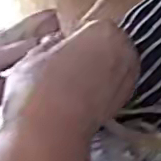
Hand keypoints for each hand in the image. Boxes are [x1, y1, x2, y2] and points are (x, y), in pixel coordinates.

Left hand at [0, 10, 58, 153]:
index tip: (80, 55)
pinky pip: (18, 34)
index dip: (65, 43)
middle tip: (67, 54)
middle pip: (42, 19)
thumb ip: (3, 87)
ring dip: (48, 32)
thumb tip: (42, 68)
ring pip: (30, 24)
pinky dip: (34, 37)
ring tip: (56, 55)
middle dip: (61, 29)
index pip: (43, 37)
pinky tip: (34, 57)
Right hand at [2, 21, 139, 140]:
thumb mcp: (29, 61)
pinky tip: (85, 99)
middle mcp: (124, 43)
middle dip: (91, 54)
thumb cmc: (36, 90)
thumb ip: (47, 45)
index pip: (91, 29)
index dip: (74, 43)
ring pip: (114, 62)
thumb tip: (55, 40)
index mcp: (102, 30)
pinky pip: (118, 81)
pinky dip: (106, 86)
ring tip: (73, 89)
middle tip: (66, 73)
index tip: (60, 56)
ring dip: (101, 69)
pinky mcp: (132, 88)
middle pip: (107, 43)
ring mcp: (131, 66)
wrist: (51, 130)